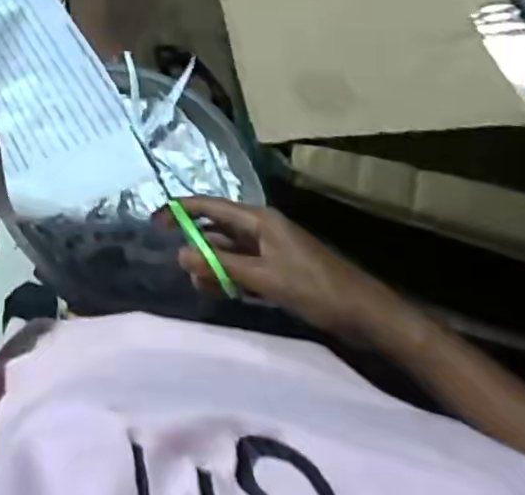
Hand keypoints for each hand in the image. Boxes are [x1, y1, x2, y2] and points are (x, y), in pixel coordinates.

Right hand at [176, 196, 416, 342]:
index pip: (209, 206)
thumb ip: (221, 266)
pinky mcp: (279, 269)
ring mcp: (271, 249)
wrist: (370, 317)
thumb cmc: (317, 290)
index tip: (154, 222)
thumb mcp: (264, 279)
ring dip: (211, 263)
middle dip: (195, 242)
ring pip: (228, 249)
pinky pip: (243, 265)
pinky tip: (219, 290)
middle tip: (177, 260)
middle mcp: (262, 228)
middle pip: (216, 227)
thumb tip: (180, 254)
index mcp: (259, 220)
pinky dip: (228, 275)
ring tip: (198, 283)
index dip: (179, 210)